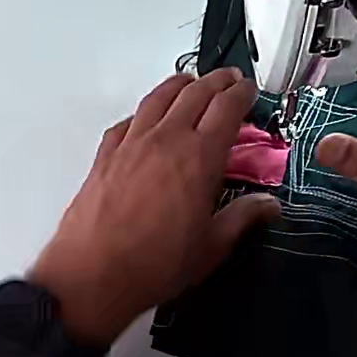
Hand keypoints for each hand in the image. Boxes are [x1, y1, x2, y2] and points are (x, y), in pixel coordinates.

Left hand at [30, 68, 280, 346]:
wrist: (93, 275)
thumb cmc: (149, 265)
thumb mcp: (210, 247)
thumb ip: (241, 219)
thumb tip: (264, 206)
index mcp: (199, 158)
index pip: (227, 108)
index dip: (242, 95)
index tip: (248, 92)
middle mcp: (164, 142)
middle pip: (195, 93)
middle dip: (216, 82)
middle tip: (227, 80)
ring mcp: (130, 146)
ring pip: (157, 99)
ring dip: (178, 86)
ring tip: (189, 82)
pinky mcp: (104, 158)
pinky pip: (125, 123)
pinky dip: (141, 113)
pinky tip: (143, 119)